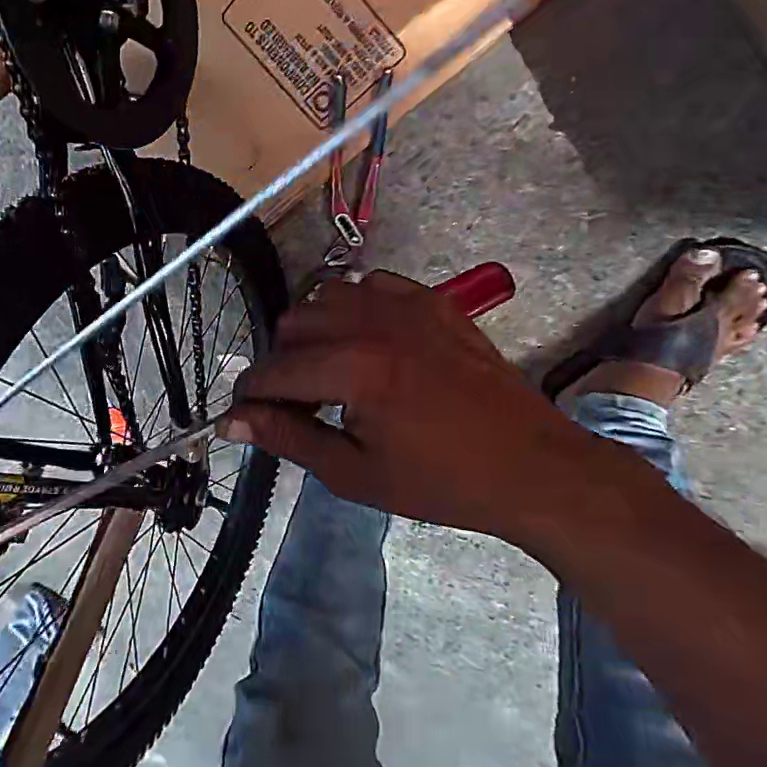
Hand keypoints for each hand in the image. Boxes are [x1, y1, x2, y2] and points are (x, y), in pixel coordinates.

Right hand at [222, 270, 621, 541]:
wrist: (535, 468)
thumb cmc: (442, 481)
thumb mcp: (354, 473)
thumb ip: (287, 438)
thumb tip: (231, 421)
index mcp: (353, 370)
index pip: (271, 372)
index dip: (249, 397)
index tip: (247, 417)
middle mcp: (371, 324)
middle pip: (289, 327)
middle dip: (281, 366)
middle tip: (299, 404)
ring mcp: (403, 305)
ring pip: (322, 299)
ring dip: (312, 333)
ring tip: (330, 372)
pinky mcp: (429, 300)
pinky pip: (365, 284)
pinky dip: (351, 307)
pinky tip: (365, 341)